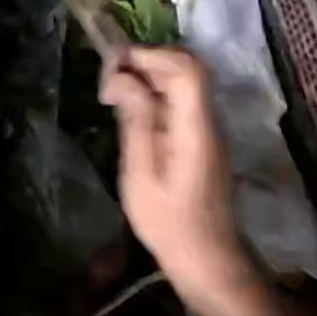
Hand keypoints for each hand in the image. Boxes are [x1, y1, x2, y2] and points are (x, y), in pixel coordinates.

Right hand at [99, 48, 255, 310]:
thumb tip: (122, 75)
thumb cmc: (167, 220)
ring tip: (113, 93)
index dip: (149, 55)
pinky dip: (150, 90)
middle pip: (186, 66)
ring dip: (145, 74)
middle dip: (144, 60)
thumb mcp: (141, 171)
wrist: (205, 260)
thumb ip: (136, 119)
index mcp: (195, 128)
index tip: (113, 67)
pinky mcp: (198, 135)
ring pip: (181, 78)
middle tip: (109, 79)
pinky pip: (178, 96)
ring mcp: (206, 128)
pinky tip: (128, 109)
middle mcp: (207, 121)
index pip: (187, 69)